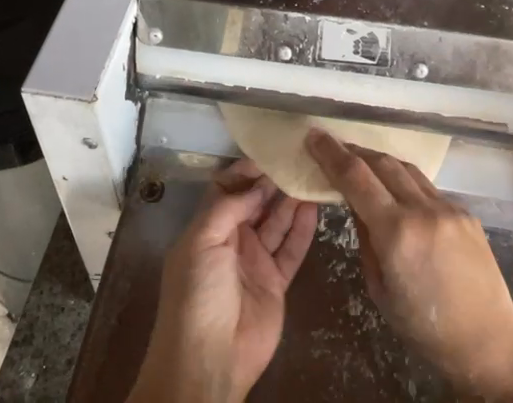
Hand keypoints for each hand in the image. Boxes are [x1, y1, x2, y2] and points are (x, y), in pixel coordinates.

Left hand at [129, 159, 319, 402]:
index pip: (228, 190)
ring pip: (277, 223)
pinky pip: (291, 249)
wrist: (209, 360)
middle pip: (256, 203)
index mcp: (207, 228)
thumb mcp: (202, 242)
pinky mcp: (275, 282)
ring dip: (291, 201)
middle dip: (274, 182)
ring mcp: (254, 262)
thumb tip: (258, 183)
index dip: (247, 172)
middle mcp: (231, 240)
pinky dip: (303, 230)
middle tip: (300, 159)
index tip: (271, 153)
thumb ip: (230, 207)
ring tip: (312, 176)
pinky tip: (315, 209)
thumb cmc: (197, 295)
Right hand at [306, 129, 512, 401]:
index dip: (331, 154)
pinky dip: (406, 184)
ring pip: (407, 170)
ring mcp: (449, 208)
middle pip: (382, 163)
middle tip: (332, 146)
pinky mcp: (465, 213)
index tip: (314, 137)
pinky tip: (398, 195)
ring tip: (362, 163)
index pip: (356, 178)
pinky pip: (428, 189)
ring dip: (380, 162)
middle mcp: (423, 210)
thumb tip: (356, 206)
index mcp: (396, 232)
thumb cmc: (424, 328)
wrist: (487, 340)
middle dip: (354, 151)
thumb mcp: (380, 289)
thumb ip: (366, 240)